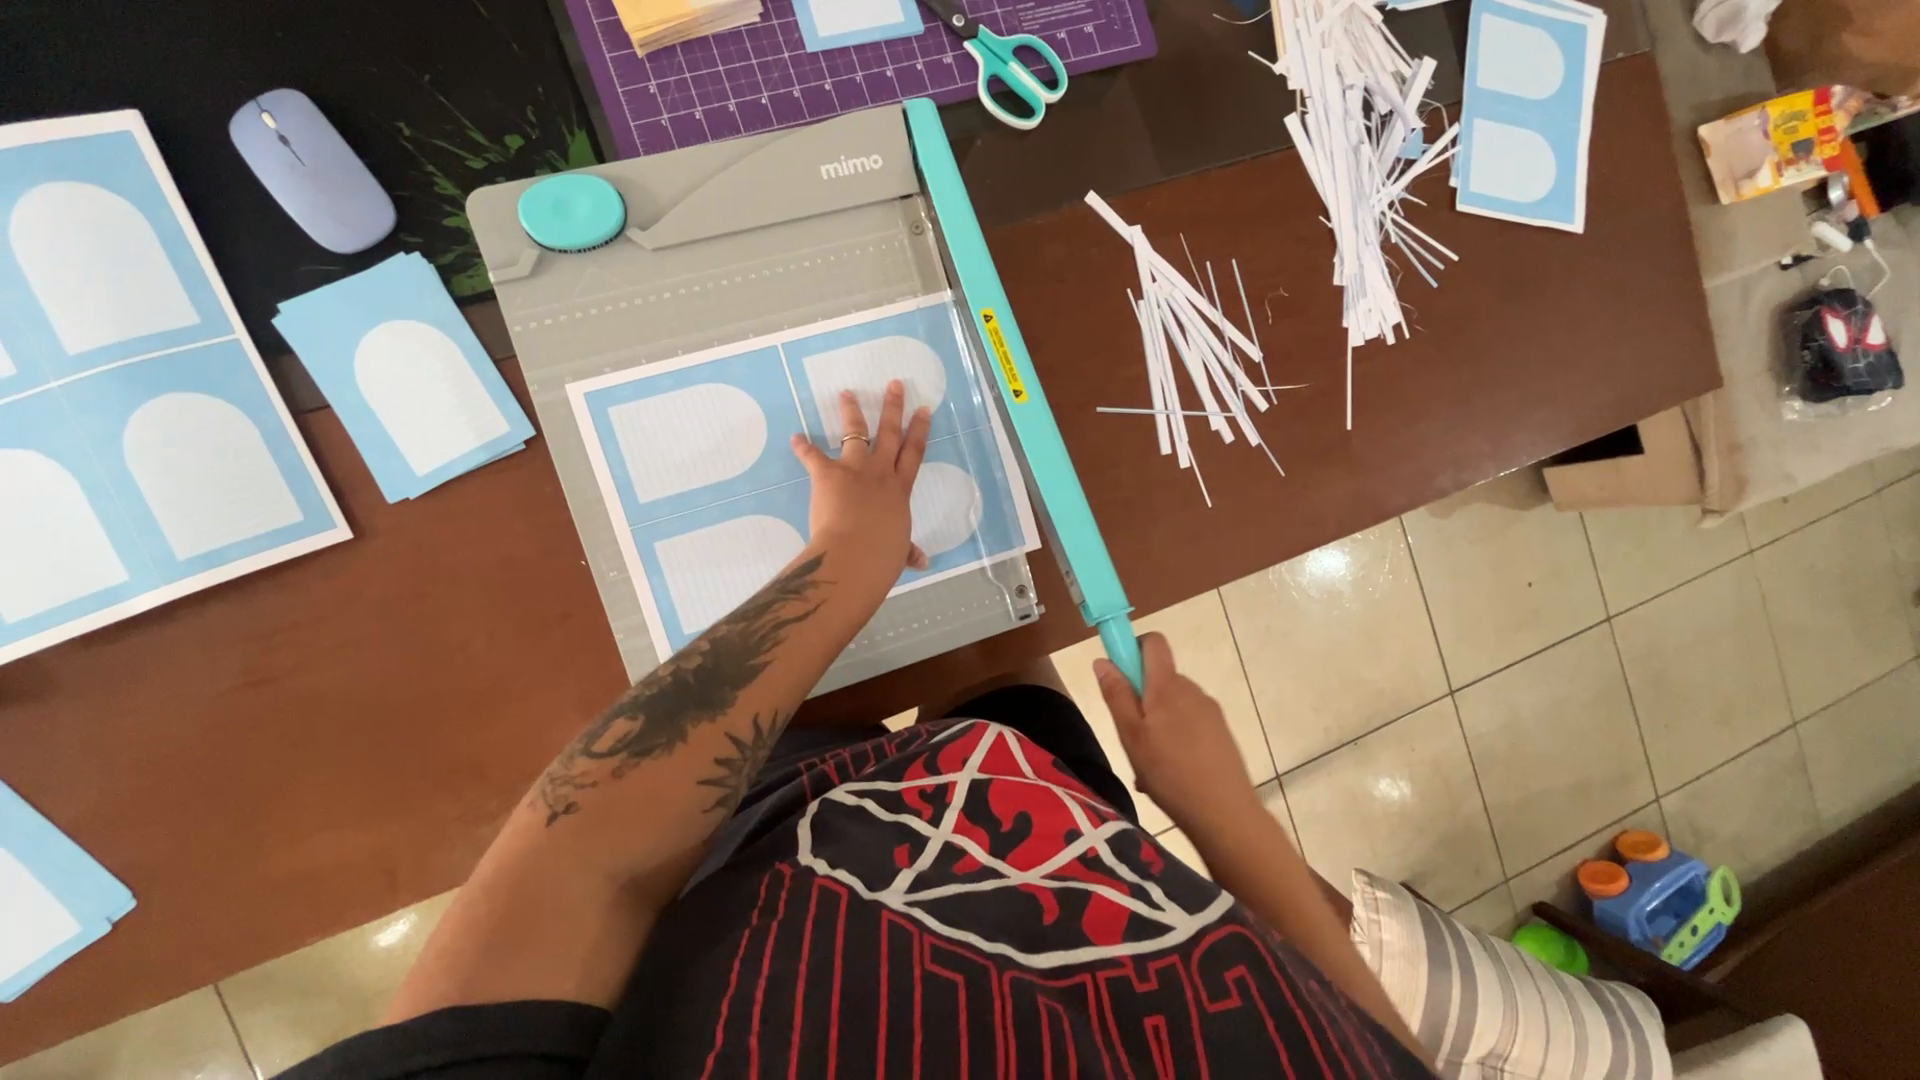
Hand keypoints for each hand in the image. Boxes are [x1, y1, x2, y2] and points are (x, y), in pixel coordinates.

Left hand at [792, 379, 932, 584]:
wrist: (857, 553)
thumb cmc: (882, 555)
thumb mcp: (899, 551)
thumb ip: (908, 551)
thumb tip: (922, 563)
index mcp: (900, 490)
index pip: (913, 453)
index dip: (920, 430)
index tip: (923, 410)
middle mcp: (881, 473)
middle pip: (890, 433)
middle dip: (893, 408)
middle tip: (895, 384)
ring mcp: (854, 470)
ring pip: (856, 433)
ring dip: (851, 412)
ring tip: (847, 393)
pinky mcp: (828, 474)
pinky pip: (813, 456)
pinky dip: (803, 447)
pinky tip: (795, 438)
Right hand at [1094, 633, 1260, 831]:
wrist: (1225, 814)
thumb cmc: (1169, 773)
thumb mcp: (1131, 736)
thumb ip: (1117, 695)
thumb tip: (1103, 659)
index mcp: (1168, 685)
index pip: (1153, 642)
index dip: (1132, 649)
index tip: (1119, 678)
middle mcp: (1192, 690)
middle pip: (1160, 677)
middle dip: (1140, 699)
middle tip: (1130, 738)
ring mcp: (1210, 712)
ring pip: (1172, 705)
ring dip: (1156, 724)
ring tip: (1149, 765)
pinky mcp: (1221, 733)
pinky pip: (1188, 725)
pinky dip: (1174, 740)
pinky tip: (1169, 775)